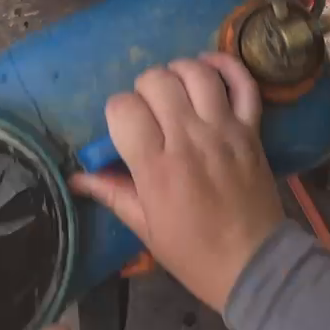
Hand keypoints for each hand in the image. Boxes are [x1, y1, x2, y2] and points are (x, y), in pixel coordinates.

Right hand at [68, 53, 285, 310]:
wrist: (254, 264)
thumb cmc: (193, 251)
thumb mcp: (145, 227)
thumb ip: (112, 192)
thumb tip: (75, 176)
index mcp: (156, 167)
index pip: (124, 108)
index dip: (118, 110)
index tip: (125, 125)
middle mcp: (189, 139)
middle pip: (157, 81)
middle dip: (145, 87)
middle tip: (150, 108)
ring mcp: (224, 129)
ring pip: (197, 73)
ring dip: (179, 71)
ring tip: (176, 86)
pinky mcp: (251, 128)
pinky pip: (243, 82)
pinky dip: (227, 65)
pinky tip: (209, 67)